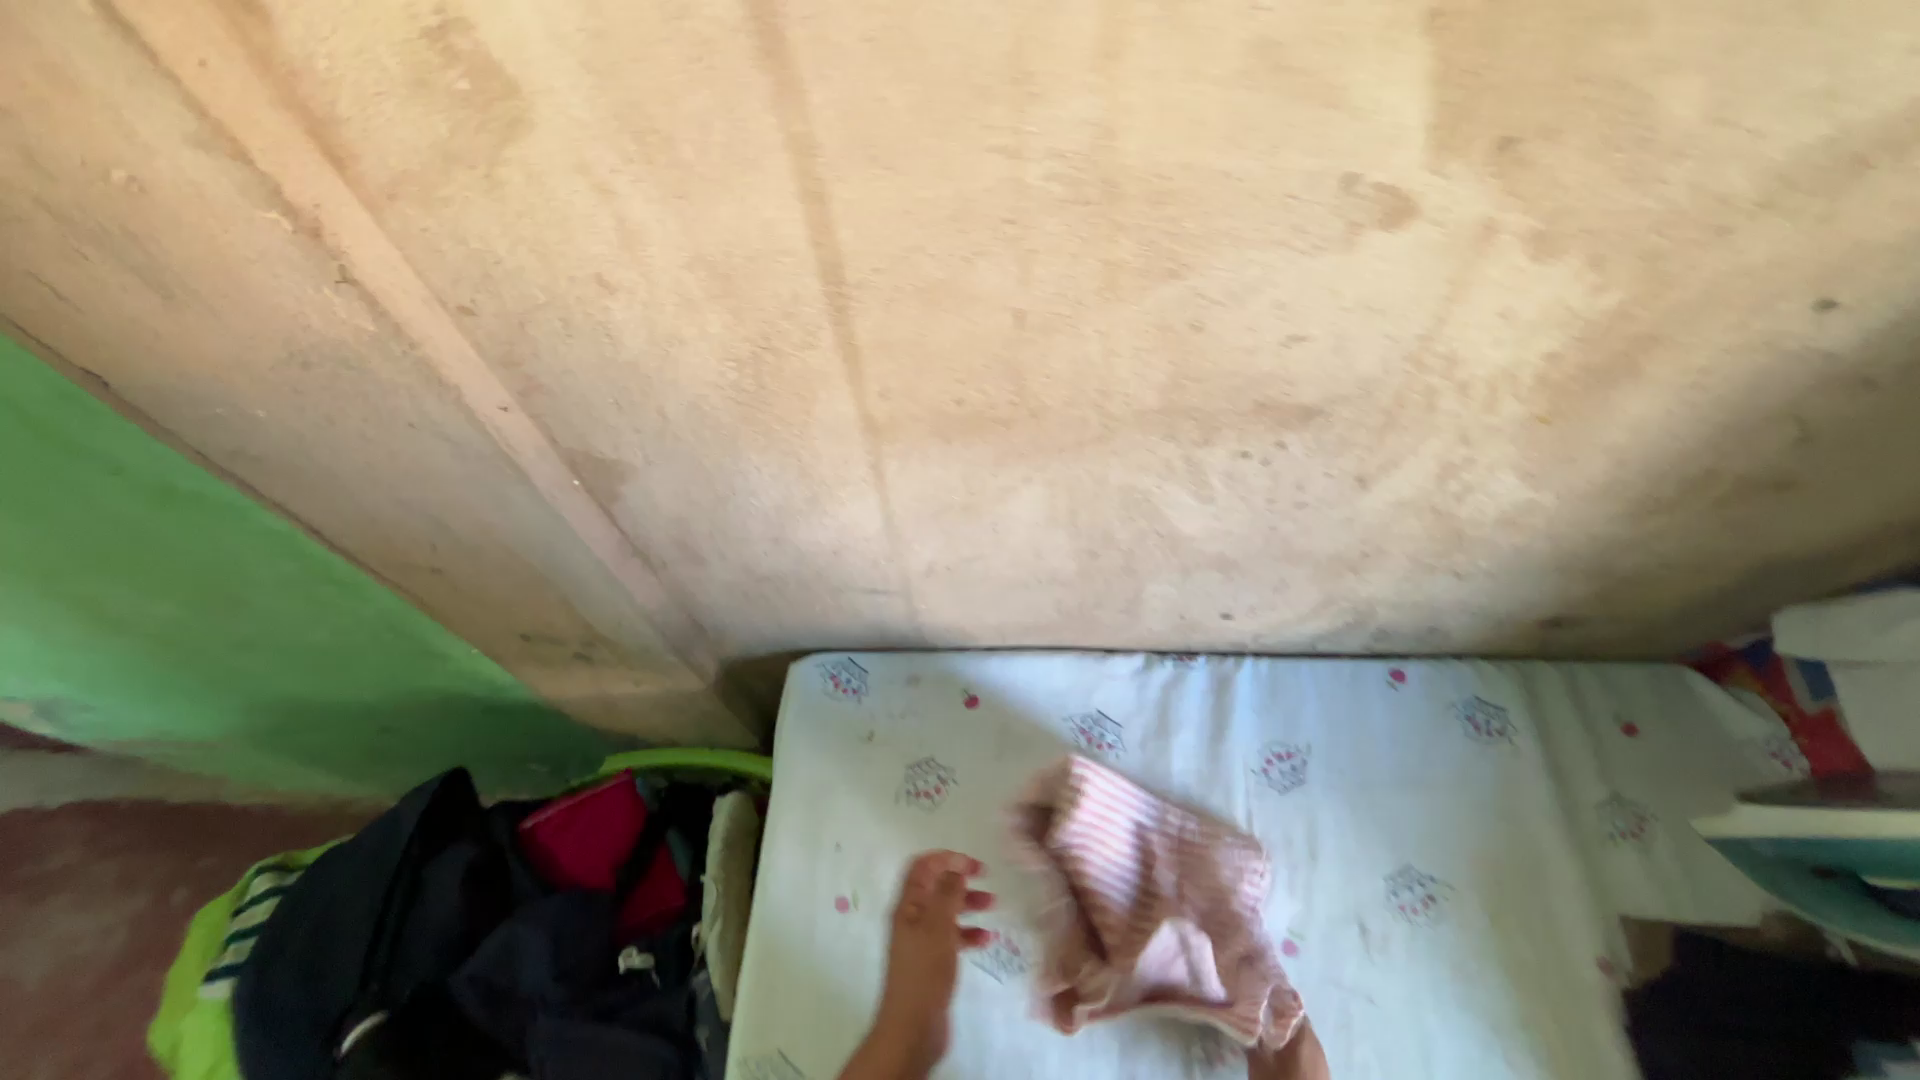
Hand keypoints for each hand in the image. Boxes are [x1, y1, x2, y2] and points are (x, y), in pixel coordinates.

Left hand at [838, 851, 993, 1079]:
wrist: (912, 1027)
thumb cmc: (924, 972)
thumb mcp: (938, 926)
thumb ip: (947, 893)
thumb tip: (955, 868)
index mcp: (907, 905)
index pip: (922, 866)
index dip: (946, 858)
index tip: (973, 864)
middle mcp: (911, 918)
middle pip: (935, 886)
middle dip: (960, 879)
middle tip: (986, 879)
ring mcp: (921, 941)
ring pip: (946, 911)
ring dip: (968, 904)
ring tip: (993, 906)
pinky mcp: (931, 962)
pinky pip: (951, 938)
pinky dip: (969, 933)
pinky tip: (986, 939)